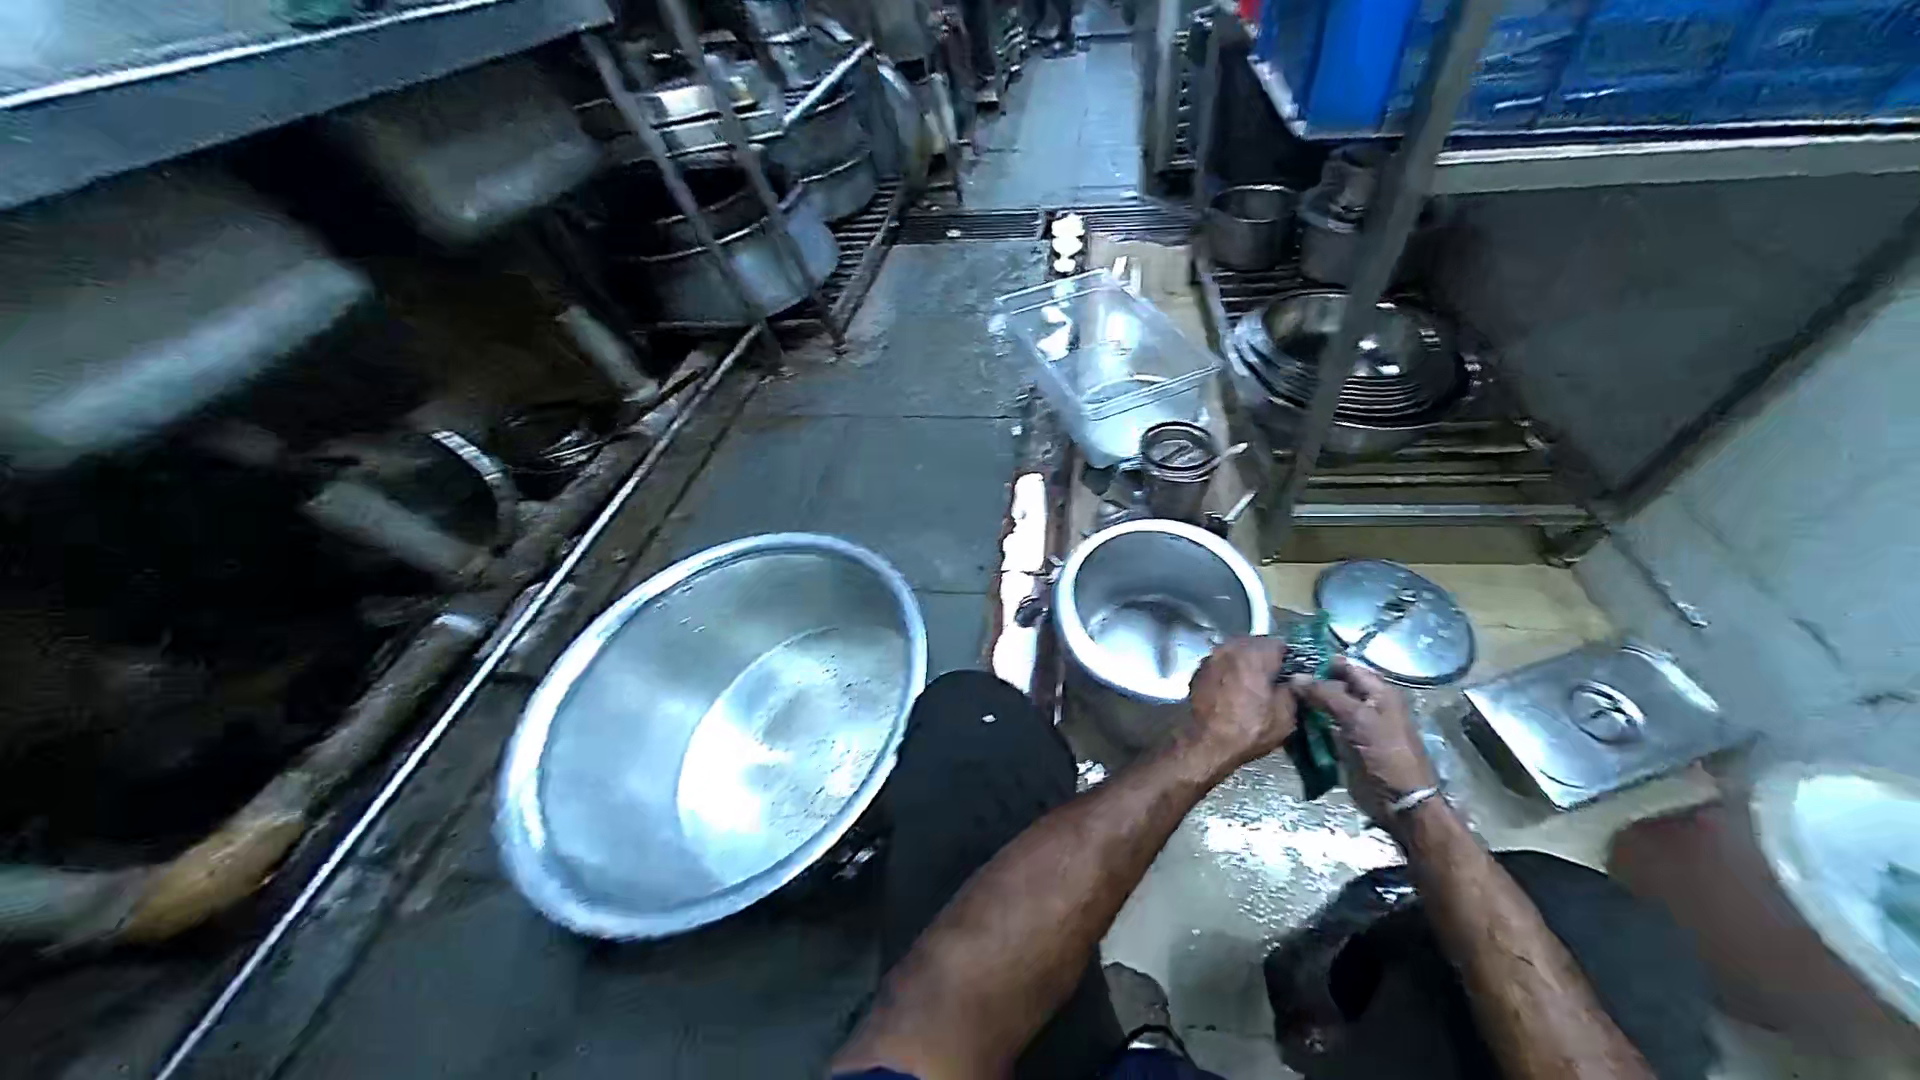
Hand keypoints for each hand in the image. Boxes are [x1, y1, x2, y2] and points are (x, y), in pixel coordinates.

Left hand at [1183, 637, 1297, 774]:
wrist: (1206, 743)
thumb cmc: (1249, 729)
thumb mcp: (1285, 715)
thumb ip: (1294, 690)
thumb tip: (1298, 678)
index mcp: (1253, 654)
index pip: (1279, 643)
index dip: (1289, 658)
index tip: (1292, 673)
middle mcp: (1229, 649)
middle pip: (1254, 643)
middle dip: (1266, 657)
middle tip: (1274, 678)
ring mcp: (1210, 658)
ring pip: (1235, 651)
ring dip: (1245, 662)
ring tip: (1253, 683)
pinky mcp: (1198, 671)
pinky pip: (1220, 663)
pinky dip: (1229, 670)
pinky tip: (1233, 689)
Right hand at [1290, 658, 1437, 832]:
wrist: (1399, 801)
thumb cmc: (1386, 754)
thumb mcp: (1358, 719)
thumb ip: (1326, 694)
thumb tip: (1295, 677)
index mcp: (1378, 692)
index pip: (1345, 666)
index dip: (1320, 661)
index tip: (1290, 658)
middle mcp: (1366, 704)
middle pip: (1332, 685)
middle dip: (1308, 682)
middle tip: (1278, 679)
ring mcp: (1353, 724)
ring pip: (1323, 705)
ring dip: (1305, 703)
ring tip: (1278, 697)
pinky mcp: (1342, 742)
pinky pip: (1320, 725)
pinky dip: (1306, 722)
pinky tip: (1287, 718)